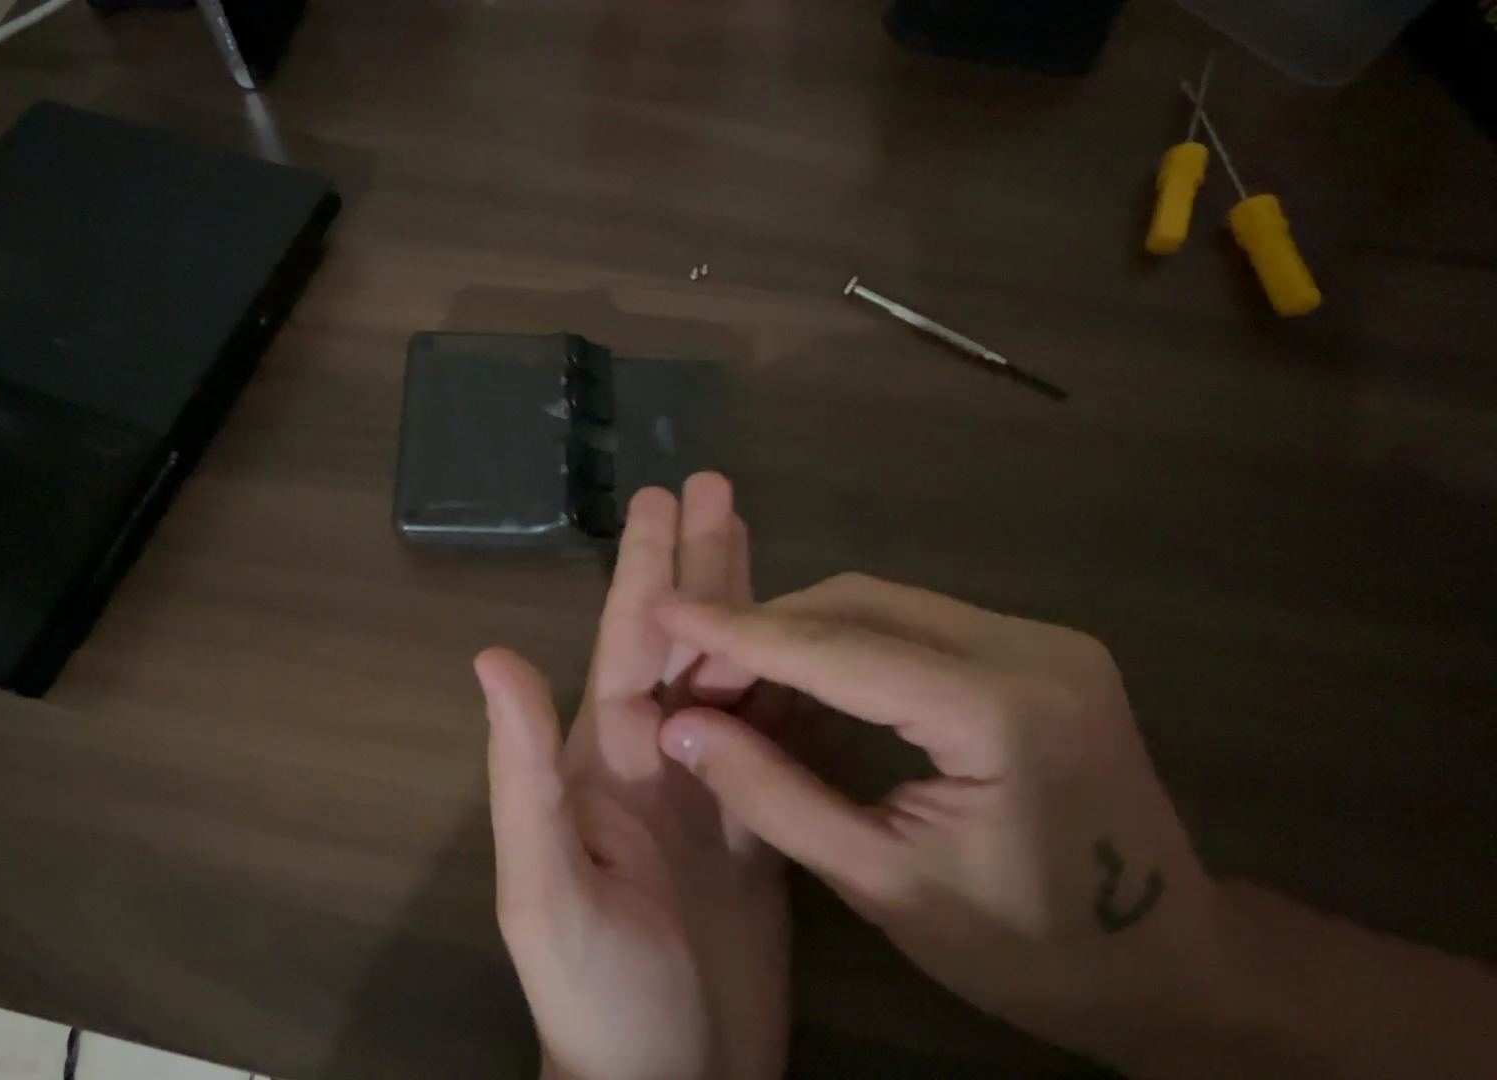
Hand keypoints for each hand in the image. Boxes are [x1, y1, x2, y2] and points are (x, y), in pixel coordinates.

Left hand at [477, 474, 787, 1079]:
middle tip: (720, 488)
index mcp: (602, 756)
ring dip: (750, 612)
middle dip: (701, 565)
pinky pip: (776, 740)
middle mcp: (654, 755)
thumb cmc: (596, 989)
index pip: (630, 641)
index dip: (648, 569)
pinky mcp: (756, 826)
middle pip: (683, 642)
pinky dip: (794, 690)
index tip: (666, 500)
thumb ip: (522, 768)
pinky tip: (814, 648)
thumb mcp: (544, 881)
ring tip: (765, 541)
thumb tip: (493, 655)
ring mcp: (708, 787)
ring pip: (732, 678)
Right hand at [653, 573, 1230, 1070]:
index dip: (737, 630)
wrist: (1177, 968)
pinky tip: (799, 678)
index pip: (838, 648)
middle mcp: (1029, 647)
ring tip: (732, 679)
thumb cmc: (1030, 949)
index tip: (660, 607)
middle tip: (693, 675)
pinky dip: (841, 644)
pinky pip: (909, 622)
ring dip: (798, 634)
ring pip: (879, 603)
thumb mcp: (884, 885)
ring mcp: (1041, 638)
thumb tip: (679, 727)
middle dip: (763, 630)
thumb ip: (773, 797)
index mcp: (1001, 711)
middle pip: (857, 604)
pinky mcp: (1034, 648)